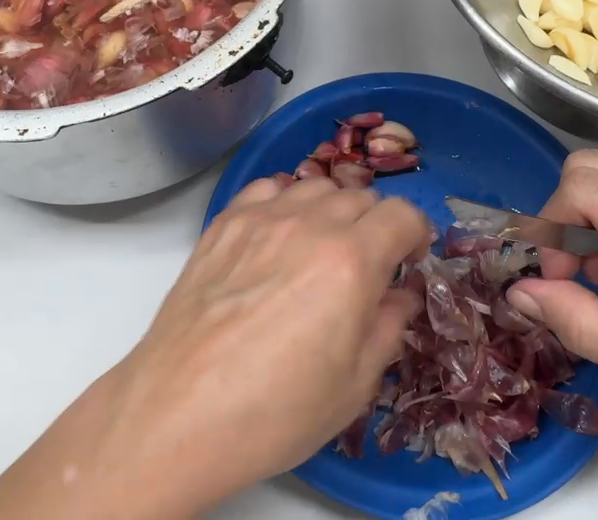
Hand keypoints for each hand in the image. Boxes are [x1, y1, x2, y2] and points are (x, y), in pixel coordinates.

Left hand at [108, 177, 429, 510]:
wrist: (181, 411)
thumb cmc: (276, 411)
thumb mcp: (355, 385)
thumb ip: (388, 326)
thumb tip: (401, 294)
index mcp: (351, 261)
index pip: (402, 214)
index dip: (416, 234)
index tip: (410, 260)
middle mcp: (308, 224)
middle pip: (360, 196)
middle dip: (375, 225)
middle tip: (367, 265)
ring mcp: (261, 218)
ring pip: (314, 185)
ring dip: (330, 209)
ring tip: (321, 248)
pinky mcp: (223, 223)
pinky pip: (267, 188)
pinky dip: (284, 201)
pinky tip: (279, 235)